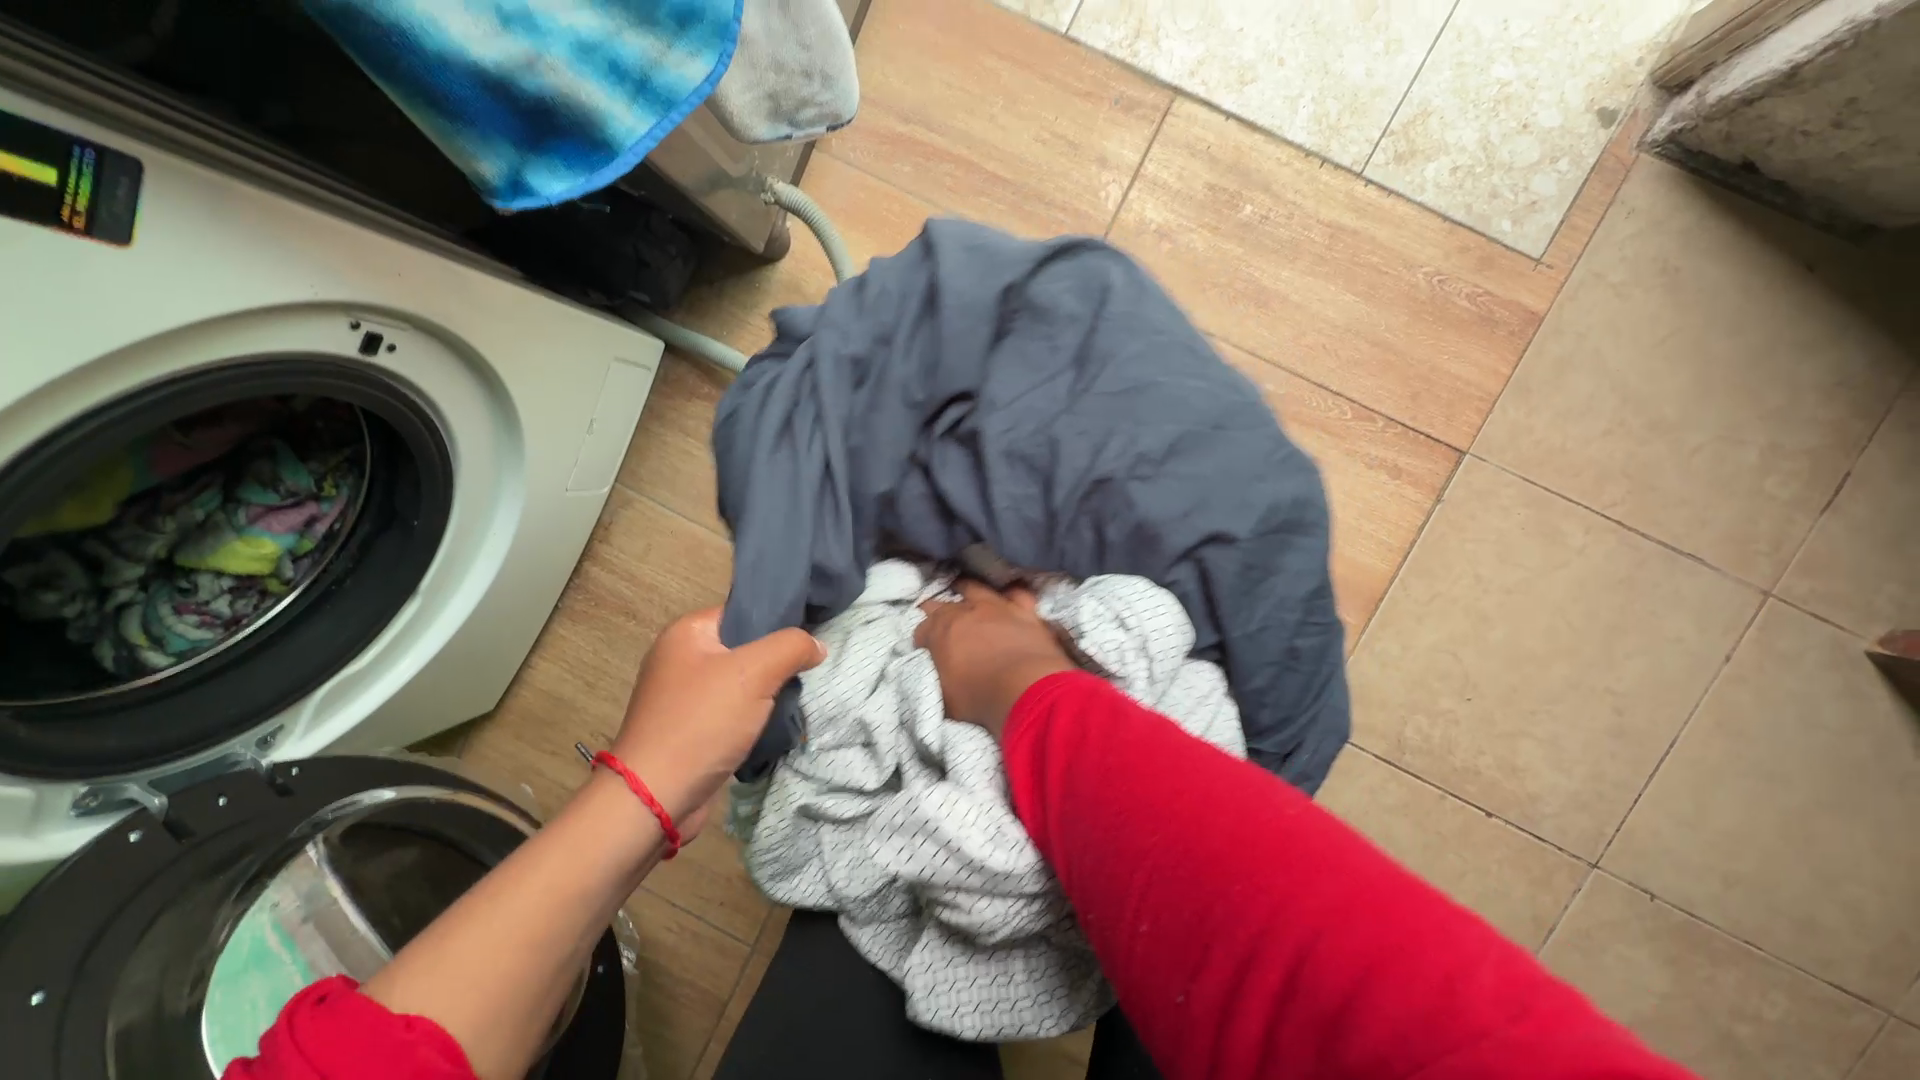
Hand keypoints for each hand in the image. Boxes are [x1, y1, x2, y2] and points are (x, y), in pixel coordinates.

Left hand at [610, 608, 825, 827]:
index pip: (743, 611)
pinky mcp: (689, 730)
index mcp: (686, 632)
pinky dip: (753, 719)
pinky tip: (774, 727)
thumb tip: (817, 644)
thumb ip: (791, 647)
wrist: (656, 798)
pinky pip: (731, 713)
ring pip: (741, 684)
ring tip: (793, 702)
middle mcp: (680, 658)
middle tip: (806, 674)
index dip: (778, 622)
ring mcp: (682, 697)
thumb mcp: (755, 673)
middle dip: (776, 663)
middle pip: (744, 648)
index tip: (810, 640)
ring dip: (767, 695)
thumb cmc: (702, 724)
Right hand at [914, 580, 1074, 739]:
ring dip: (966, 591)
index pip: (922, 630)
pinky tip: (1009, 600)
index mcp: (940, 631)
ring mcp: (996, 607)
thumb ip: (936, 680)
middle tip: (937, 623)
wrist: (1027, 688)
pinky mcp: (1024, 610)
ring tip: (964, 593)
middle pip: (943, 605)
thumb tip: (933, 677)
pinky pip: (1016, 594)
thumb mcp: (944, 698)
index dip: (921, 640)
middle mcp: (964, 611)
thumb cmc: (980, 697)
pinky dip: (1010, 596)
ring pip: (976, 589)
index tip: (924, 651)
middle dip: (935, 612)